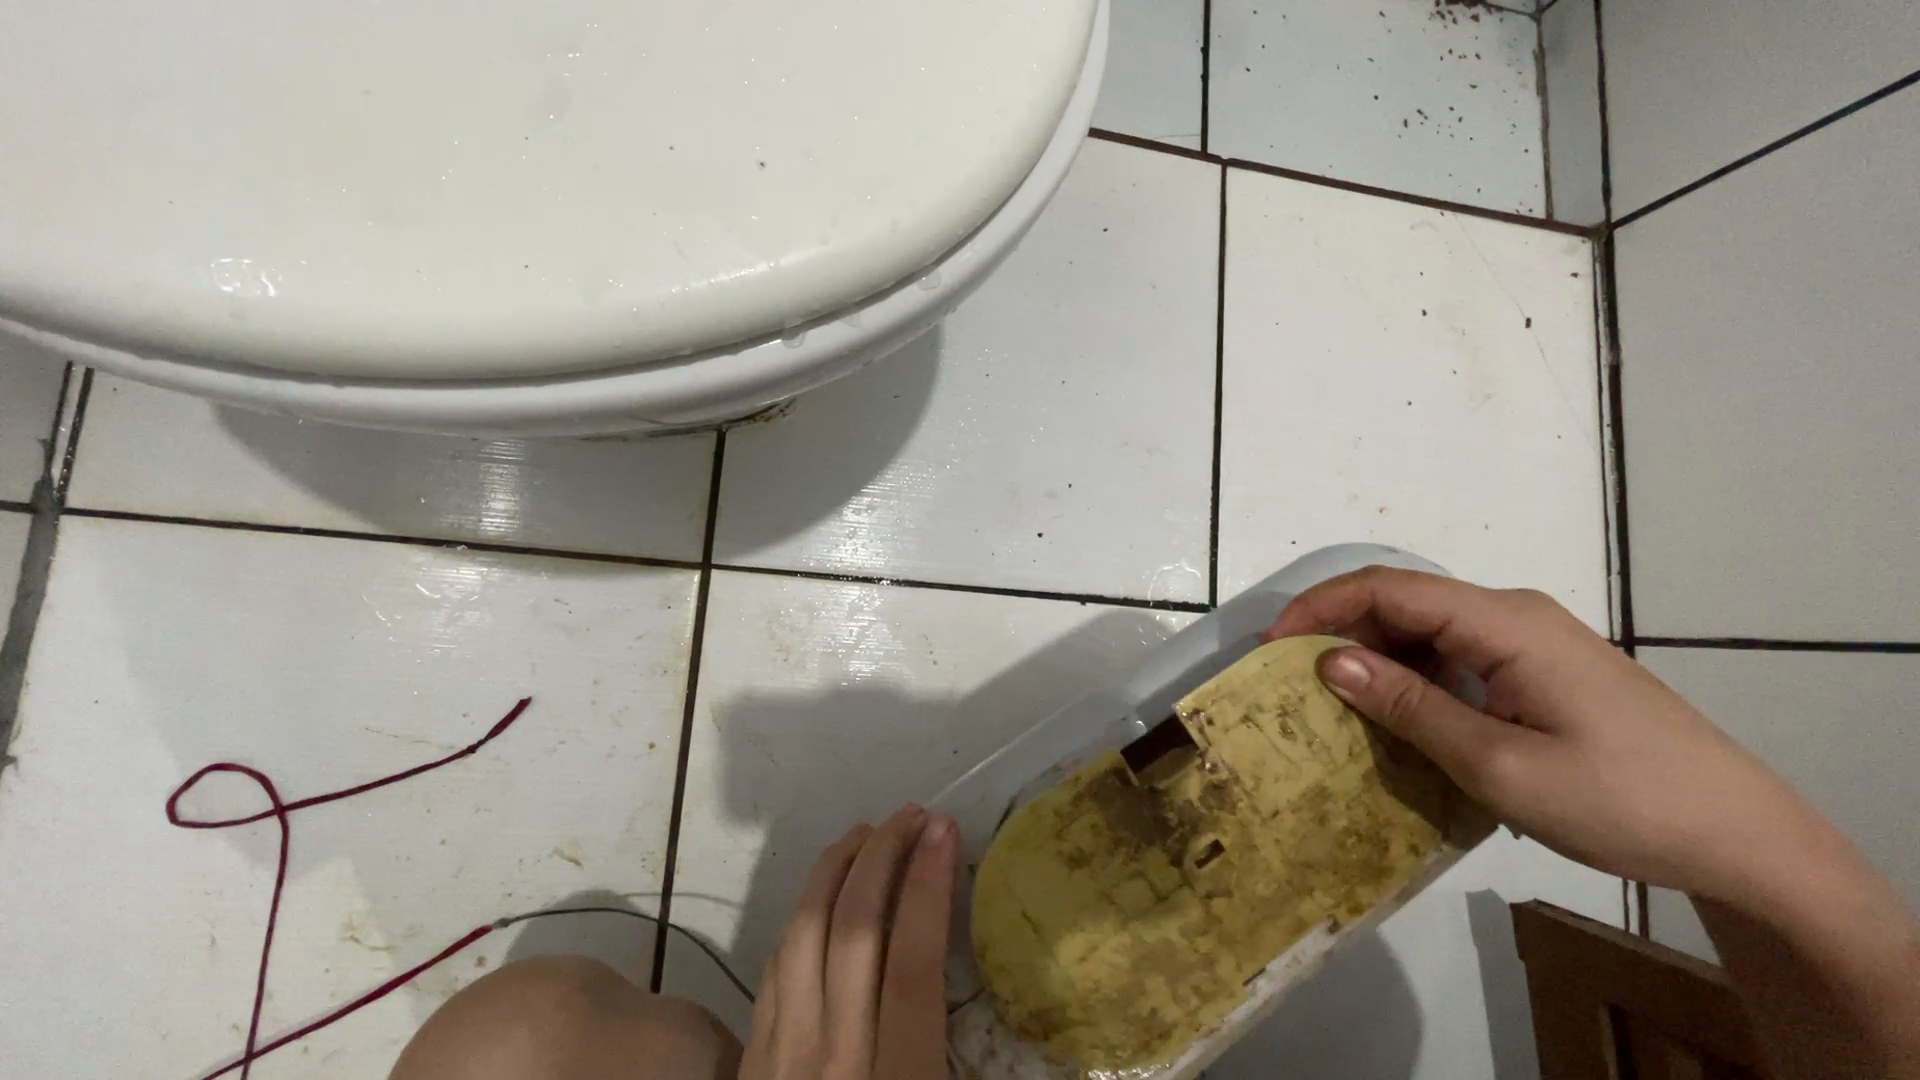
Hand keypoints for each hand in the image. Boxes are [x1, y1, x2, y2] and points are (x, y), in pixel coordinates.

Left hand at [739, 804, 958, 1079]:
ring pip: (803, 934)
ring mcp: (784, 1053)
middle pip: (853, 931)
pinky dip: (802, 916)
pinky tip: (822, 897)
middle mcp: (836, 1054)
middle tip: (912, 815)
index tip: (944, 829)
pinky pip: (775, 968)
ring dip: (835, 870)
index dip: (928, 886)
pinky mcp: (754, 1056)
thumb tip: (1000, 968)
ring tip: (865, 833)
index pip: (912, 961)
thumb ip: (963, 1043)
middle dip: (883, 857)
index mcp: (899, 1076)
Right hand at [1266, 566, 1826, 906]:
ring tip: (1332, 701)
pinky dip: (1412, 675)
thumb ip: (1409, 706)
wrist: (1743, 839)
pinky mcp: (1540, 669)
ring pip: (1427, 628)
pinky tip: (1395, 713)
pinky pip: (1455, 654)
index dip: (1321, 608)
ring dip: (1374, 656)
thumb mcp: (1498, 763)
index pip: (1389, 588)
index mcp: (1504, 622)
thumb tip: (1328, 661)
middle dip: (1340, 631)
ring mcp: (1530, 640)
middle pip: (1404, 601)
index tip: (1272, 647)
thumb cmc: (1619, 799)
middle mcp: (1513, 614)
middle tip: (1293, 681)